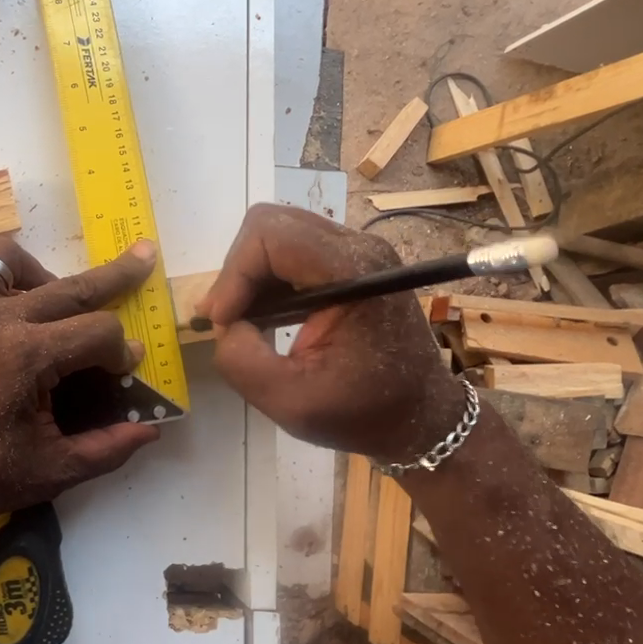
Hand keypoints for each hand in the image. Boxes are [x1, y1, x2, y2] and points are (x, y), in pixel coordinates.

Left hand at [0, 236, 162, 537]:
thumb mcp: (49, 471)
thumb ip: (106, 448)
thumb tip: (150, 428)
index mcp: (26, 356)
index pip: (99, 332)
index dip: (121, 352)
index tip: (122, 371)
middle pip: (72, 286)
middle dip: (117, 278)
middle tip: (144, 258)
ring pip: (14, 261)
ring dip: (48, 277)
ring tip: (61, 300)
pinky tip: (7, 305)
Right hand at [197, 204, 459, 461]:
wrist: (420, 418)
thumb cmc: (364, 413)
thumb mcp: (291, 402)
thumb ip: (243, 360)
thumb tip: (225, 325)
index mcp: (353, 273)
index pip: (270, 235)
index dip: (234, 273)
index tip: (222, 320)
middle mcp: (358, 247)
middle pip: (271, 226)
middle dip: (238, 272)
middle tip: (227, 320)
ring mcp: (357, 252)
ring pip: (278, 235)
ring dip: (251, 276)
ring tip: (244, 322)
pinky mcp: (351, 263)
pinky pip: (292, 251)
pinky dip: (267, 280)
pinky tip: (266, 317)